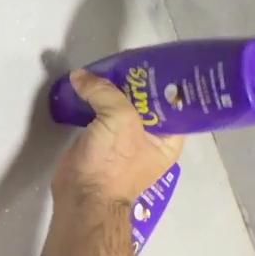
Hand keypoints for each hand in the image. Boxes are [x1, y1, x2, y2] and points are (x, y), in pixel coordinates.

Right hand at [52, 69, 185, 207]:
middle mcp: (151, 137)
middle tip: (123, 59)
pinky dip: (94, 100)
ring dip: (111, 89)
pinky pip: (101, 114)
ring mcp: (124, 140)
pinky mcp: (101, 141)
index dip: (165, 80)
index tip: (152, 60)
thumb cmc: (113, 162)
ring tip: (102, 67)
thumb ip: (104, 92)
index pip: (174, 102)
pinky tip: (86, 85)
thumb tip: (80, 76)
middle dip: (133, 81)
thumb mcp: (118, 119)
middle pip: (145, 101)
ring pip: (121, 106)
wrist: (82, 195)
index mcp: (169, 137)